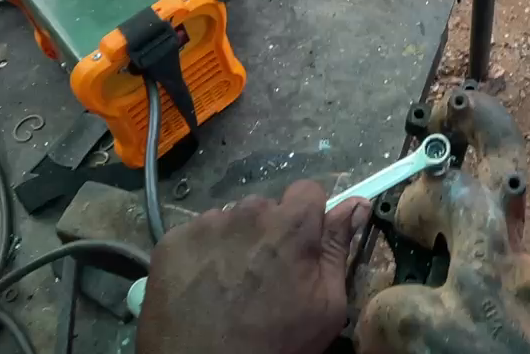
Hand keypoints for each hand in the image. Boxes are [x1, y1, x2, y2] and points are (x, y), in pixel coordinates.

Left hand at [137, 180, 368, 353]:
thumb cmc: (274, 346)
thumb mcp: (325, 307)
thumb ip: (339, 247)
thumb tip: (357, 203)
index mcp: (292, 224)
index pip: (308, 191)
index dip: (306, 219)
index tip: (299, 248)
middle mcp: (250, 211)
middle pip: (267, 207)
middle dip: (268, 232)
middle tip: (261, 276)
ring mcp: (208, 224)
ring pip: (231, 219)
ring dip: (234, 242)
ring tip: (228, 286)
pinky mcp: (173, 241)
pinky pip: (196, 234)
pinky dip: (200, 255)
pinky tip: (200, 287)